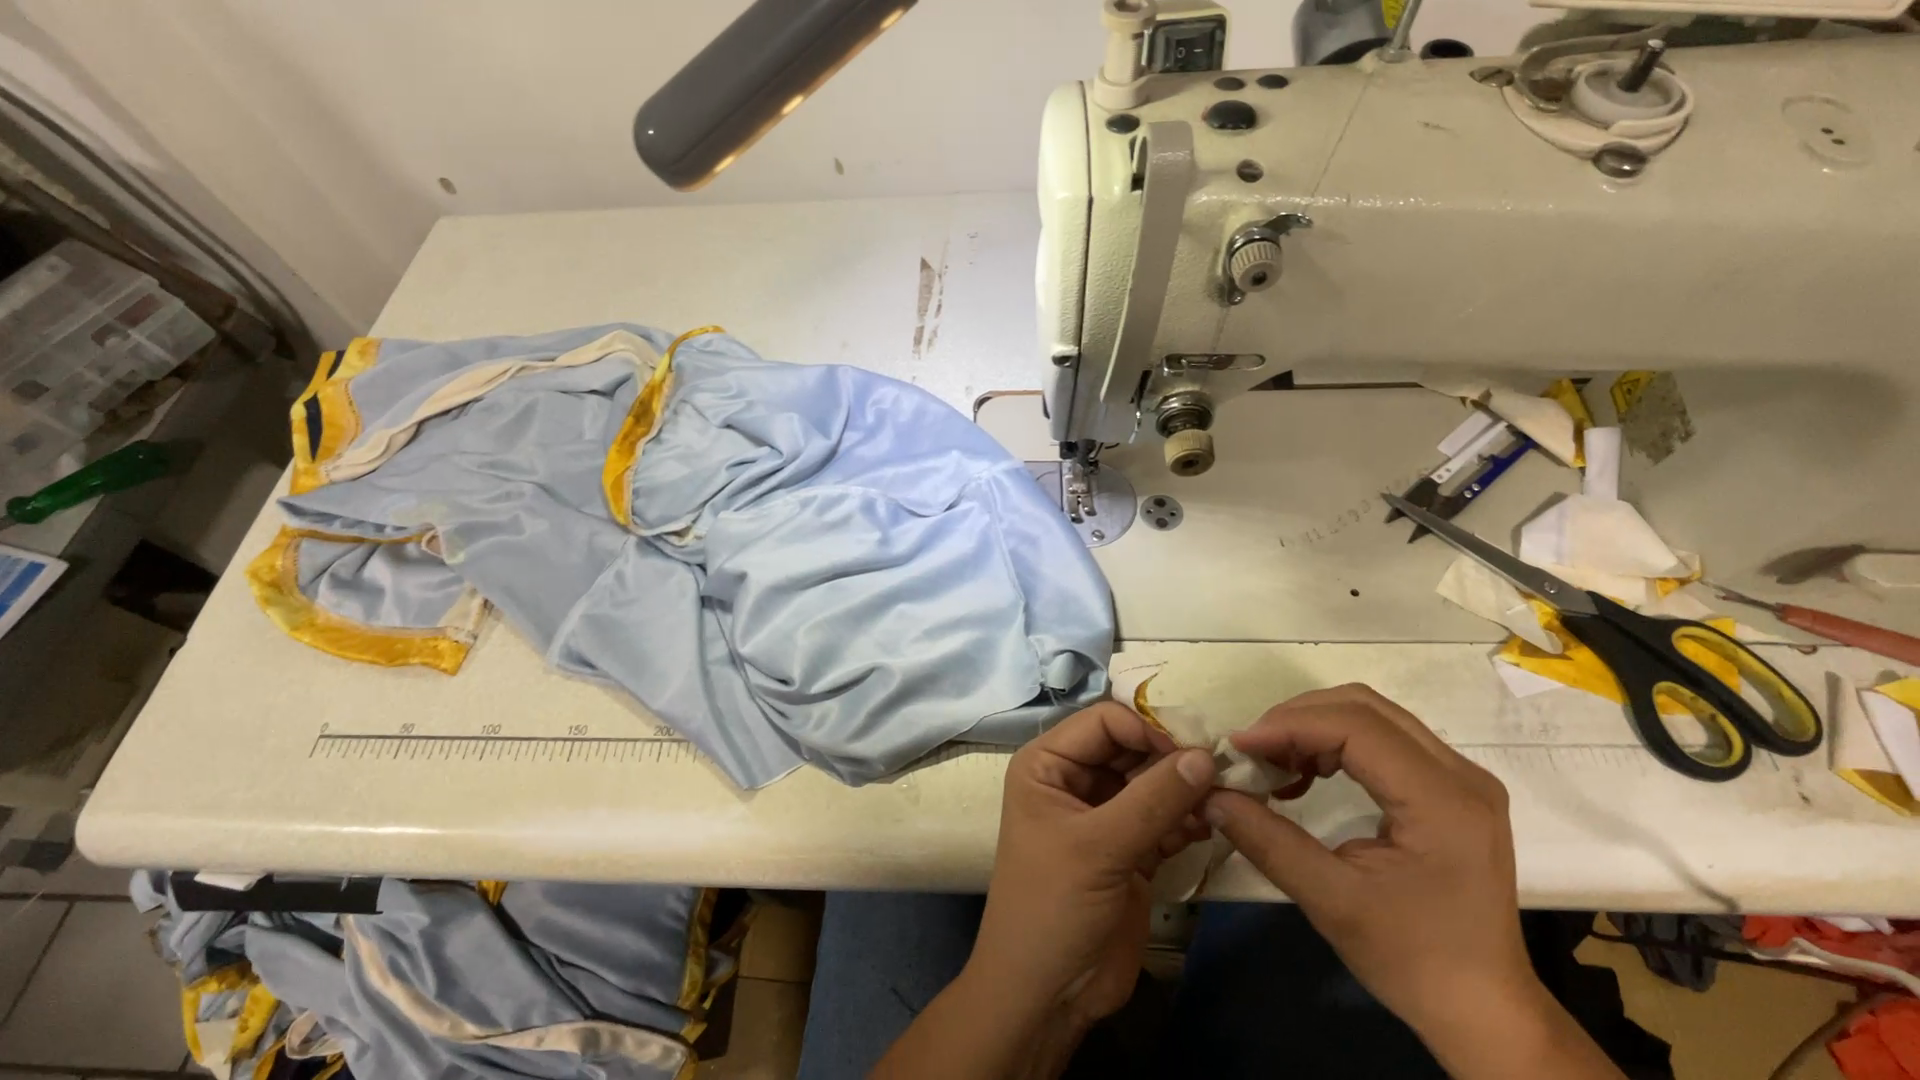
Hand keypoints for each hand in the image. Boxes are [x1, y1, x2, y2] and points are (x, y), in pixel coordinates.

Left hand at [971, 701, 1215, 1024]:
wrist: (1048, 994)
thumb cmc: (1053, 908)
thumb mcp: (1099, 848)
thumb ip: (1154, 799)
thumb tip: (1206, 755)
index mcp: (1047, 765)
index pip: (1105, 721)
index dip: (1148, 729)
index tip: (1194, 754)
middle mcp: (1075, 781)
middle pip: (1134, 748)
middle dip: (1175, 759)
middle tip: (1225, 772)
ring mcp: (1106, 817)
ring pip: (1155, 783)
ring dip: (1189, 791)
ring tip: (1224, 802)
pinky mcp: (1132, 850)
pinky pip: (1167, 818)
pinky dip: (1190, 820)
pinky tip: (1212, 828)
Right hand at [1203, 685, 1537, 1047]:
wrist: (1481, 1006)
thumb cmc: (1411, 959)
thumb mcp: (1330, 901)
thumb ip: (1268, 841)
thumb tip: (1209, 797)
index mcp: (1442, 801)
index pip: (1357, 728)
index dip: (1289, 726)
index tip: (1237, 747)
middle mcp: (1462, 774)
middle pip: (1366, 707)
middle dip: (1298, 719)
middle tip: (1251, 753)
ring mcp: (1462, 779)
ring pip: (1375, 716)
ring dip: (1315, 728)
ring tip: (1274, 763)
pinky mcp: (1453, 790)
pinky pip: (1387, 740)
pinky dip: (1338, 744)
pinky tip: (1308, 773)